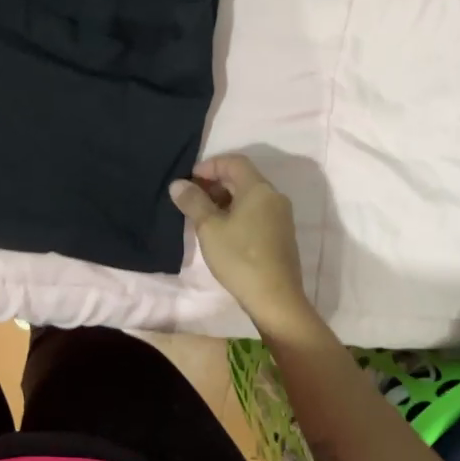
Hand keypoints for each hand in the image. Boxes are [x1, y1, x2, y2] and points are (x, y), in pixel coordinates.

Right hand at [169, 154, 315, 335]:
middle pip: (243, 178)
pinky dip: (237, 213)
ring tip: (202, 217)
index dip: (209, 165)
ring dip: (224, 200)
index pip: (234, 162)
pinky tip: (222, 232)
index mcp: (259, 189)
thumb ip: (193, 202)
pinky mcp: (280, 235)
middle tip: (192, 199)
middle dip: (215, 183)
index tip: (189, 181)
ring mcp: (280, 217)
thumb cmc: (240, 258)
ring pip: (249, 197)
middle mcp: (274, 197)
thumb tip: (178, 184)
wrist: (275, 298)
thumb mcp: (209, 228)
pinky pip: (256, 213)